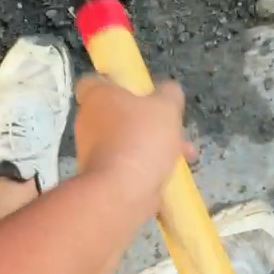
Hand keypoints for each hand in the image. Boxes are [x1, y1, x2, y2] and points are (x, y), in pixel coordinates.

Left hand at [73, 75, 194, 218]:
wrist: (121, 191)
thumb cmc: (141, 139)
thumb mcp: (166, 106)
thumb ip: (169, 93)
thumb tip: (167, 90)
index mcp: (97, 97)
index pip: (93, 82)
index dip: (114, 83)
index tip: (137, 92)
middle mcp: (89, 122)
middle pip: (120, 114)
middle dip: (150, 121)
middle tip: (174, 128)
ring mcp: (93, 152)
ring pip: (128, 141)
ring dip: (155, 146)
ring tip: (185, 156)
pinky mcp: (102, 177)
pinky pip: (128, 165)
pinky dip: (147, 167)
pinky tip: (173, 173)